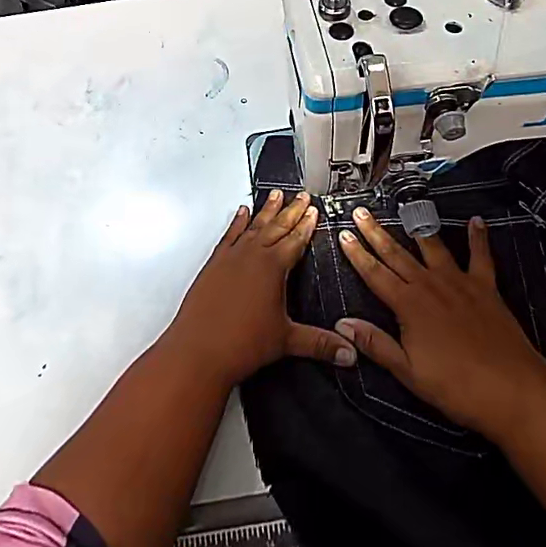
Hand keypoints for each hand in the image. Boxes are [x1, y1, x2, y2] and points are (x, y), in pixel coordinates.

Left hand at [161, 190, 356, 387]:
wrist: (198, 351)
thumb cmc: (239, 345)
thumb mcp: (287, 341)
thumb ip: (320, 343)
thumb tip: (346, 351)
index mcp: (273, 266)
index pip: (296, 239)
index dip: (308, 224)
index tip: (314, 210)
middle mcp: (252, 255)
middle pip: (277, 225)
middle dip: (292, 209)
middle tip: (301, 196)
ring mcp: (231, 257)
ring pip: (254, 225)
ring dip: (267, 209)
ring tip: (275, 195)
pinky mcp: (214, 263)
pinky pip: (230, 234)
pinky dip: (237, 221)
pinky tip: (241, 213)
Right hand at [337, 208, 545, 441]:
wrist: (512, 390)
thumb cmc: (458, 387)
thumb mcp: (409, 372)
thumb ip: (376, 344)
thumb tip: (343, 324)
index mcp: (409, 305)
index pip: (375, 273)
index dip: (357, 254)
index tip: (344, 235)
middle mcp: (431, 286)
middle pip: (397, 253)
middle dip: (376, 233)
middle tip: (361, 213)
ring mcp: (459, 282)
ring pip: (431, 248)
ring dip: (415, 228)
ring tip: (404, 210)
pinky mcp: (485, 287)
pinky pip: (480, 255)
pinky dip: (478, 237)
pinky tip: (476, 221)